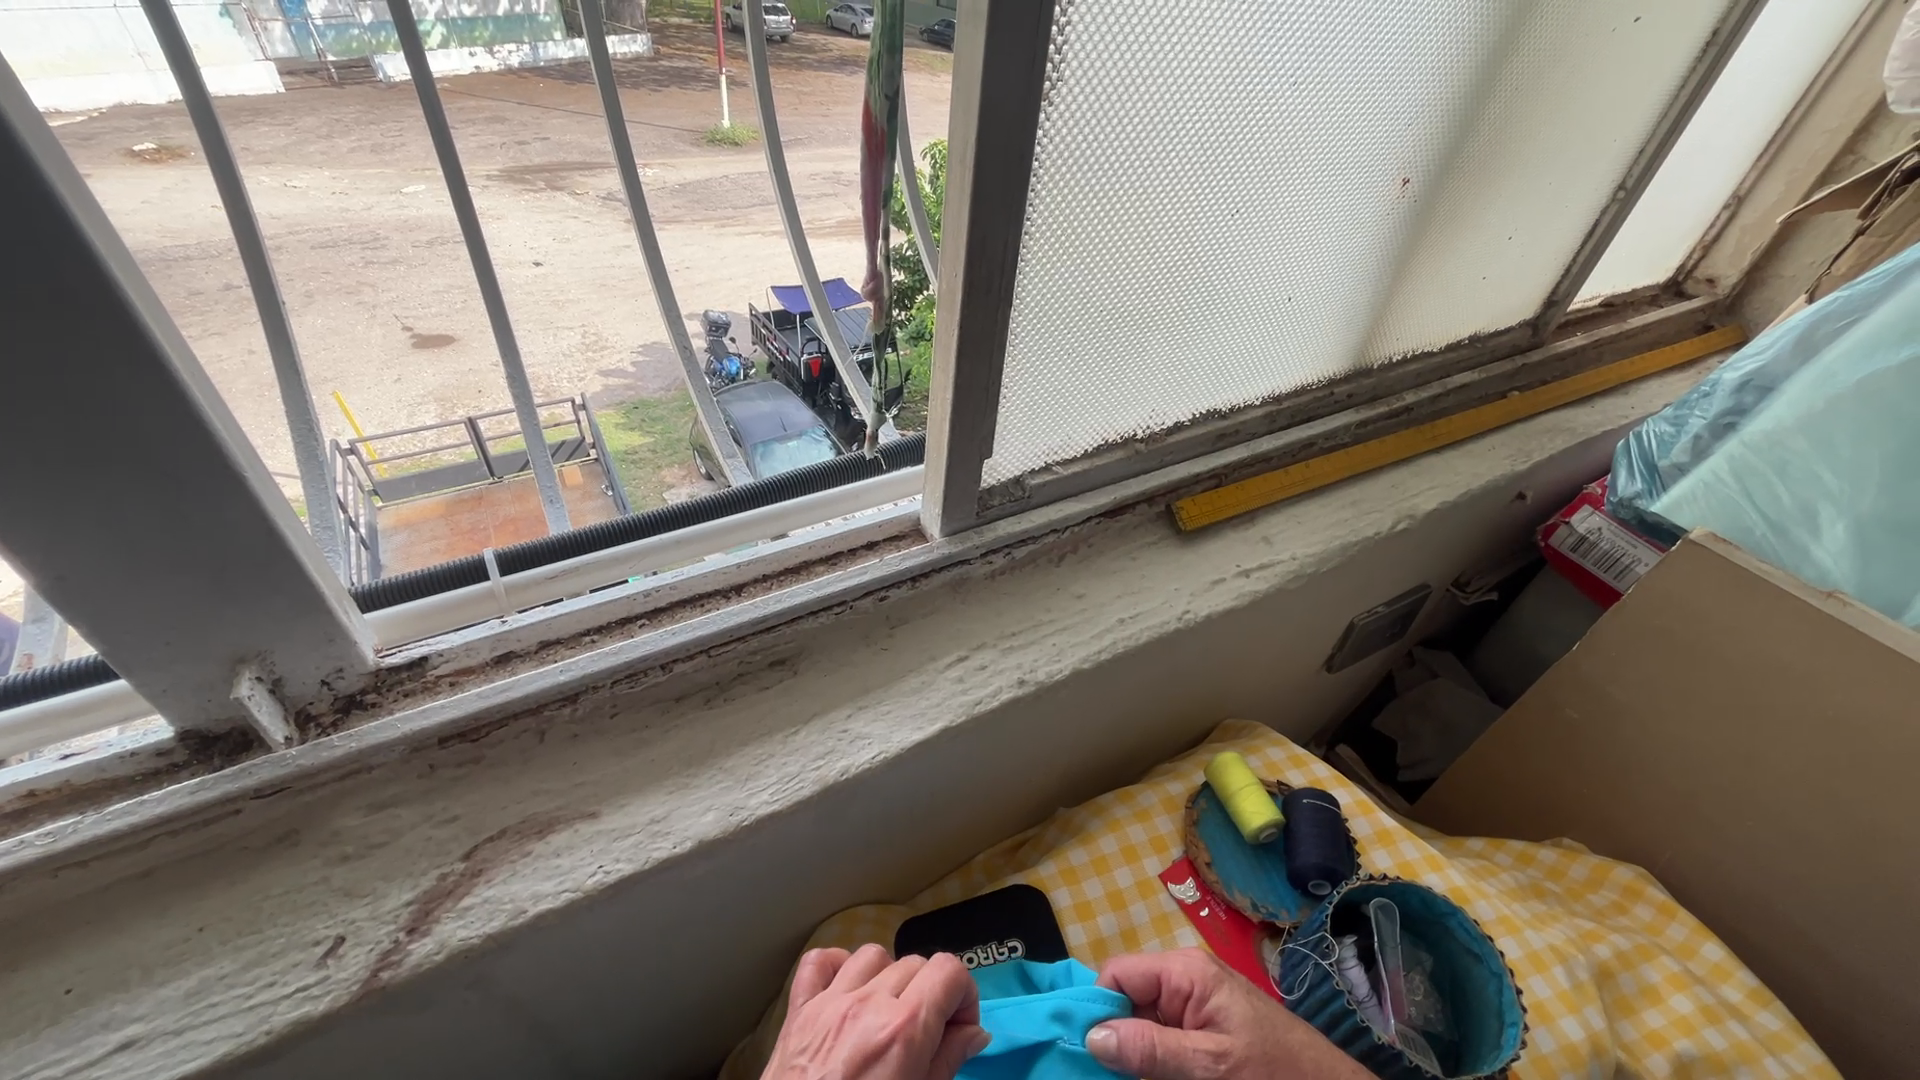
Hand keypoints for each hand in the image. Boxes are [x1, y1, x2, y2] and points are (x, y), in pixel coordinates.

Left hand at [763, 944, 990, 1079]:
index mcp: (904, 1029)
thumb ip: (948, 1061)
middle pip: (916, 963)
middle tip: (927, 1033)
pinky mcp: (798, 1010)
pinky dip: (837, 967)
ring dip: (887, 978)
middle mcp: (869, 1003)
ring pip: (873, 955)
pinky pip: (820, 961)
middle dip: (930, 993)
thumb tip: (973, 1032)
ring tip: (886, 1014)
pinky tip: (846, 991)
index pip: (949, 970)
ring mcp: (829, 1002)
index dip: (963, 994)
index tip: (960, 1026)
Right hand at [1088, 949, 1371, 1079]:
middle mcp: (1185, 978)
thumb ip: (1151, 1049)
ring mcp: (1196, 1003)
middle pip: (1127, 999)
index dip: (1097, 1009)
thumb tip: (1091, 1035)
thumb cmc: (1275, 1074)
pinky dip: (1157, 1062)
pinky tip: (1157, 1079)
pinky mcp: (1207, 1027)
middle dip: (1117, 1038)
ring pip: (1143, 1023)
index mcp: (1184, 972)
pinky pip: (1165, 1037)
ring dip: (1137, 1055)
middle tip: (1116, 1077)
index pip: (1116, 974)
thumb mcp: (1210, 1066)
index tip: (1088, 1053)